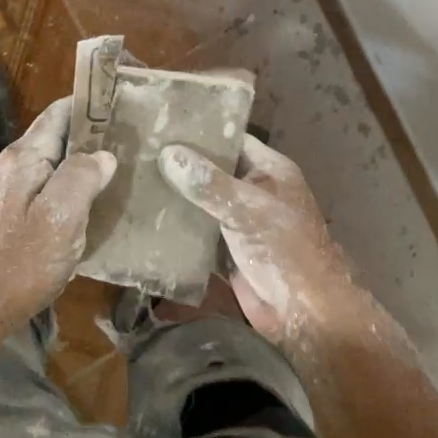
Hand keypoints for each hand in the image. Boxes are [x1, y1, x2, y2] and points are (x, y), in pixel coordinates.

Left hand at [0, 98, 117, 331]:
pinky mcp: (2, 209)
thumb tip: (102, 155)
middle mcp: (8, 163)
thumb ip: (82, 177)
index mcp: (22, 157)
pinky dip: (63, 182)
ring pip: (47, 159)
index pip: (58, 114)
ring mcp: (2, 186)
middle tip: (124, 142)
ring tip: (109, 169)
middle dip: (86, 135)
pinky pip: (40, 182)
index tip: (119, 107)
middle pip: (53, 135)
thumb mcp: (61, 218)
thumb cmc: (21, 263)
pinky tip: (81, 199)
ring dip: (75, 161)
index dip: (88, 107)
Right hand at [159, 136, 353, 346]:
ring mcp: (239, 221)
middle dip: (182, 164)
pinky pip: (197, 232)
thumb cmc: (284, 249)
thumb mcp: (246, 208)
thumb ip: (208, 183)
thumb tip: (168, 154)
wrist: (302, 313)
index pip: (231, 140)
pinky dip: (177, 227)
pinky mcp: (226, 250)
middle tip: (140, 150)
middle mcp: (254, 191)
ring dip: (176, 196)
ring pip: (202, 201)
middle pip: (213, 171)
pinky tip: (145, 217)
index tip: (164, 124)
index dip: (202, 131)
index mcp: (269, 170)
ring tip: (135, 178)